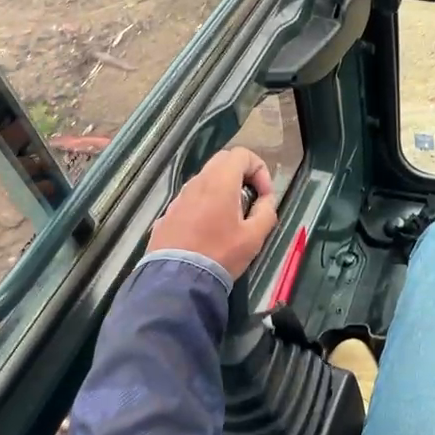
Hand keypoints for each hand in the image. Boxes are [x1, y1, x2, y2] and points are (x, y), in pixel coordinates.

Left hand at [146, 147, 278, 279]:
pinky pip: (191, 200)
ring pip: (205, 180)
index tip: (264, 194)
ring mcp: (179, 198)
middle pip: (222, 161)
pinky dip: (205, 205)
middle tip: (250, 200)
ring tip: (230, 218)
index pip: (242, 154)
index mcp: (220, 182)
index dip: (259, 169)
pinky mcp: (167, 215)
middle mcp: (197, 183)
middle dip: (241, 175)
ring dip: (222, 190)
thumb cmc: (220, 254)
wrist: (176, 281)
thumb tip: (266, 200)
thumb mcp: (255, 236)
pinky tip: (208, 232)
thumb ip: (267, 211)